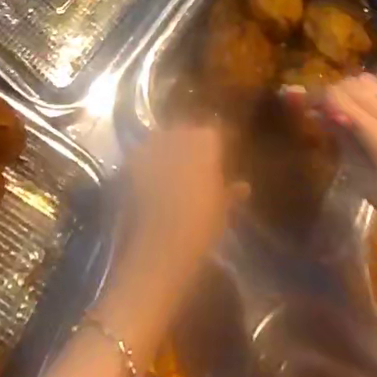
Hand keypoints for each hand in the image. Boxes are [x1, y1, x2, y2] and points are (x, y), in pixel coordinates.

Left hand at [119, 124, 242, 281]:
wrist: (159, 245)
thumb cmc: (201, 226)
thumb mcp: (222, 209)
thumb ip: (231, 191)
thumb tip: (243, 186)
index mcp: (206, 141)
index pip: (216, 132)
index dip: (221, 143)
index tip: (226, 155)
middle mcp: (178, 134)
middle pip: (188, 131)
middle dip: (195, 144)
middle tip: (202, 163)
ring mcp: (153, 145)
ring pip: (165, 139)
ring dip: (172, 150)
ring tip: (178, 169)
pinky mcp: (133, 160)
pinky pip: (145, 154)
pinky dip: (151, 162)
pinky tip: (155, 177)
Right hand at [311, 75, 376, 262]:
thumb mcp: (365, 182)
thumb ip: (345, 143)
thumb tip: (321, 116)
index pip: (339, 98)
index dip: (314, 97)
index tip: (294, 101)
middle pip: (354, 84)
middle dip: (330, 91)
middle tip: (313, 109)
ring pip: (371, 85)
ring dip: (349, 90)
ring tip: (335, 111)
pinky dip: (366, 98)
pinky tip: (358, 117)